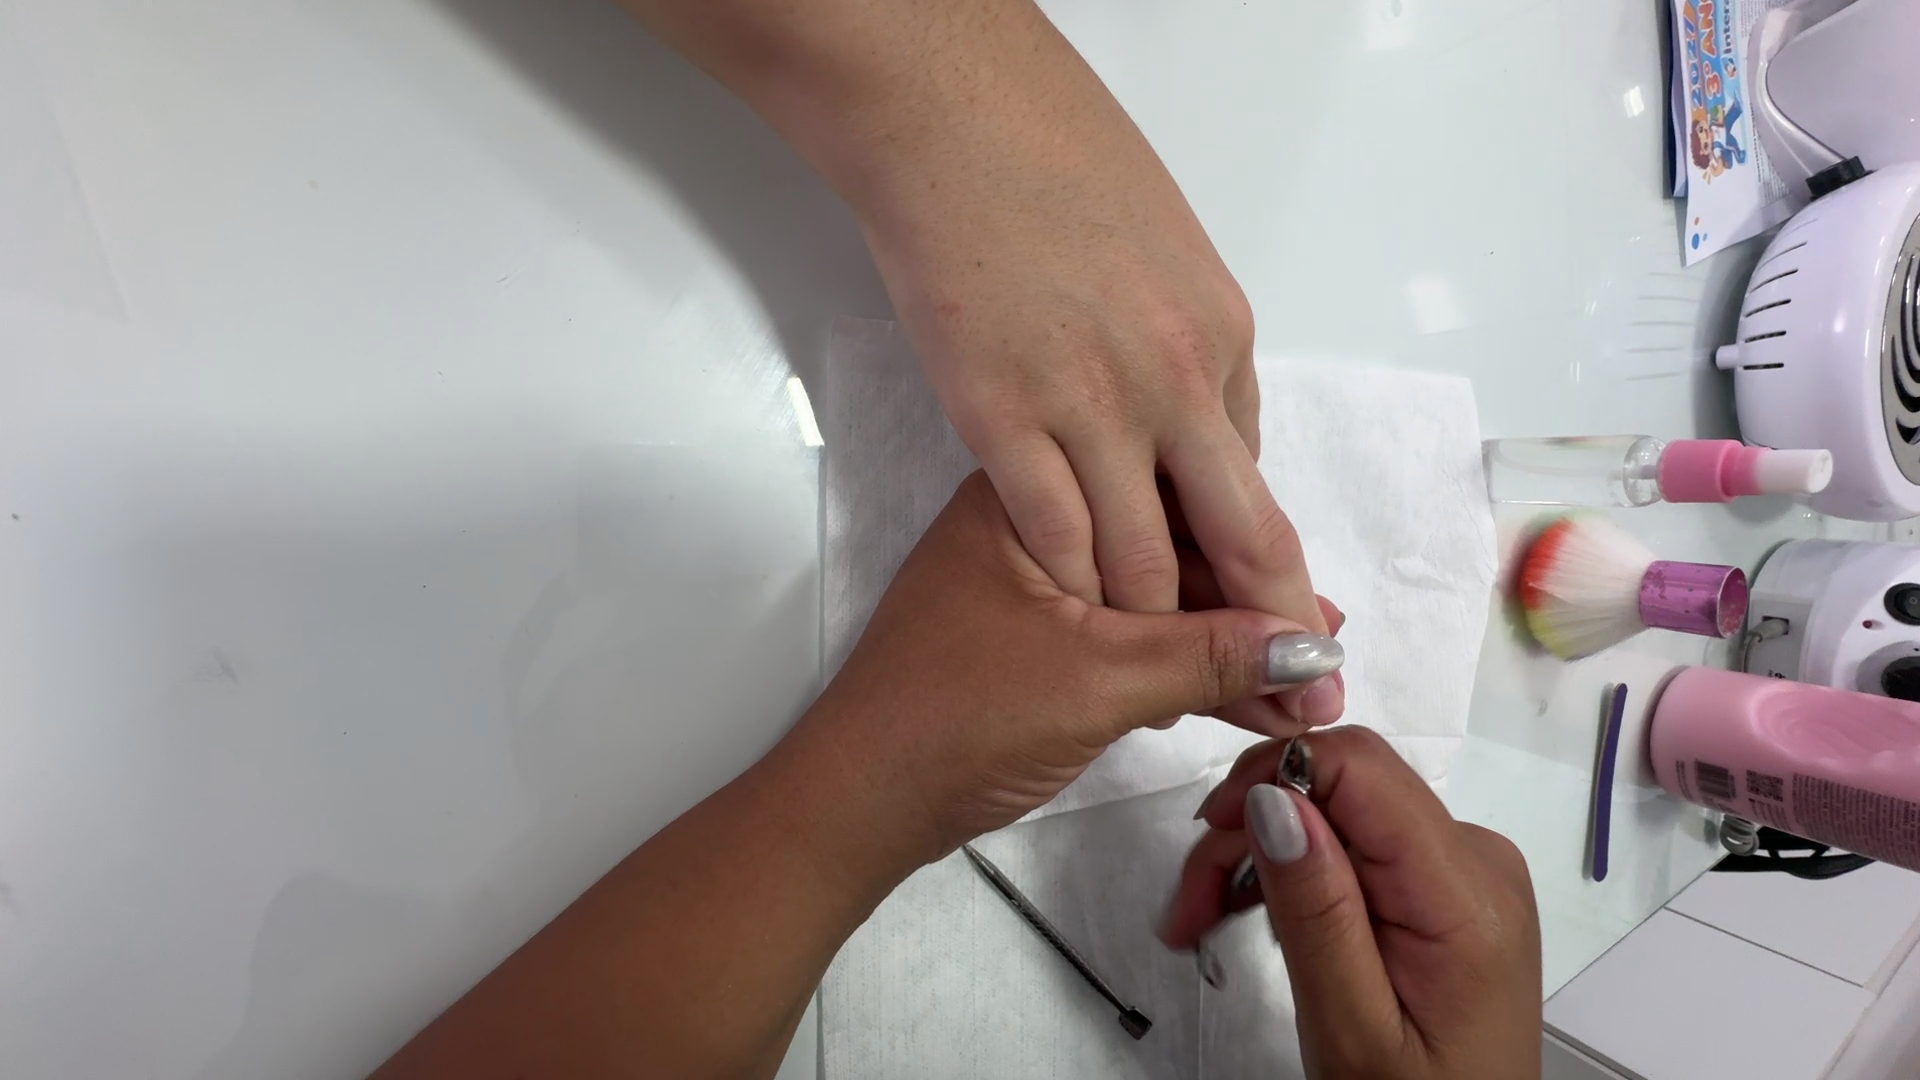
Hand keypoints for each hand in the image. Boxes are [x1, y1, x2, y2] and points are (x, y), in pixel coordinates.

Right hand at [621, 0, 1340, 725]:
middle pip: (1236, 538)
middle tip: (1273, 692)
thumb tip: (1193, 433)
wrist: (951, 118)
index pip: (1248, 479)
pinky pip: (1057, 539)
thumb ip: (1186, 355)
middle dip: (1260, 627)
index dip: (1256, 558)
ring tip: (1155, 671)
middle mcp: (1176, 382)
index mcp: (1221, 338)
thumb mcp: (1162, 257)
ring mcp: (1092, 406)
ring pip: (1142, 561)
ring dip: (1152, 626)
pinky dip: (1074, 594)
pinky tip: (1075, 623)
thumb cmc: (1050, 168)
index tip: (1264, 608)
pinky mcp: (1003, 421)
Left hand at [783, 472, 1343, 864]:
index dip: (1253, 568)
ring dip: (1220, 647)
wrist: (864, 796)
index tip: (1323, 620)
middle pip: (1165, 554)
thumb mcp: (1094, 679)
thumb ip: (1207, 656)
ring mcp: (1034, 584)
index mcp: (1032, 498)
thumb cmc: (962, 716)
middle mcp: (1036, 525)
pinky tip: (1240, 695)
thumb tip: (1315, 648)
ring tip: (1300, 687)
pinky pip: (1124, 636)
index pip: (1168, 509)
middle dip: (1246, 613)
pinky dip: (1177, 667)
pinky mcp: (1036, 636)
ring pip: (1150, 601)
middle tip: (1325, 659)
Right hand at [1159, 729, 1541, 1079]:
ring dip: (1247, 853)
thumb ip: (1316, 910)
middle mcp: (1469, 853)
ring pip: (1320, 809)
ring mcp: (1449, 861)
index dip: (1272, 772)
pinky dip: (1278, 866)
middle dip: (1244, 827)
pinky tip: (1239, 908)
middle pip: (1329, 788)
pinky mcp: (1425, 873)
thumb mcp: (1352, 1029)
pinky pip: (1335, 837)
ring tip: (1198, 919)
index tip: (1211, 829)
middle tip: (1187, 904)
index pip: (1359, 766)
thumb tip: (1271, 796)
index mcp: (1465, 890)